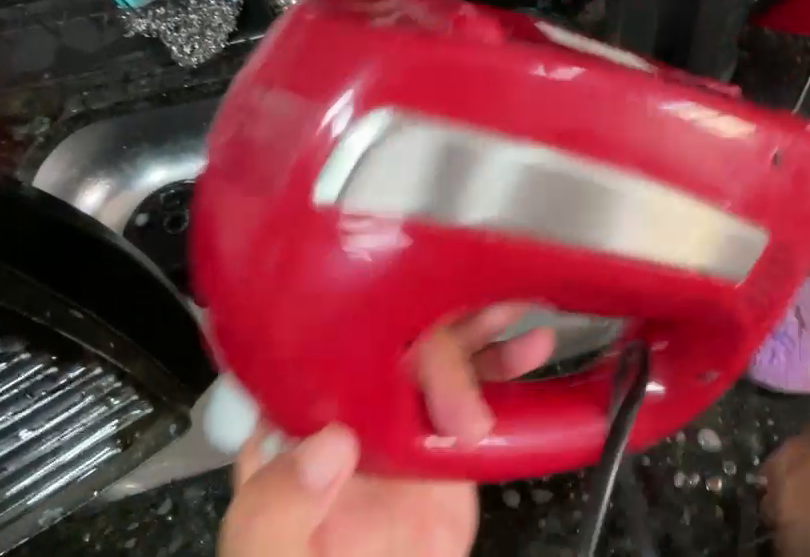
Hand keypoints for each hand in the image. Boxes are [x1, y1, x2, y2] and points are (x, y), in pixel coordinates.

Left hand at [219, 306, 556, 556]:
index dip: (364, 321)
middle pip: (395, 345)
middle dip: (440, 320)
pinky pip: (480, 398)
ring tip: (510, 305)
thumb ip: (277, 509)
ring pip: (442, 359)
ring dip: (479, 326)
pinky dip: (506, 367)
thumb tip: (330, 442)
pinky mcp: (449, 449)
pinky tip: (531, 346)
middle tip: (477, 315)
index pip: (326, 354)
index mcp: (296, 431)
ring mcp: (405, 430)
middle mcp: (353, 418)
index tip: (404, 299)